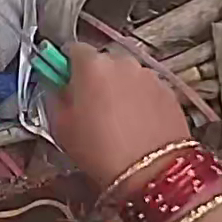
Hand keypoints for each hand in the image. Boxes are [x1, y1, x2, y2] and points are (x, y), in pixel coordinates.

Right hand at [47, 43, 189, 193]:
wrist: (152, 172)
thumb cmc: (101, 150)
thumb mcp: (60, 126)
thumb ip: (53, 96)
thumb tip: (54, 85)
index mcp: (91, 64)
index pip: (71, 49)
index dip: (64, 65)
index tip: (62, 81)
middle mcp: (122, 61)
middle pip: (101, 61)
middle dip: (93, 79)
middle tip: (88, 107)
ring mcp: (148, 74)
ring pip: (125, 75)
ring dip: (117, 89)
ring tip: (114, 121)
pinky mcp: (168, 91)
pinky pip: (145, 89)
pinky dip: (139, 100)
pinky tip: (135, 126)